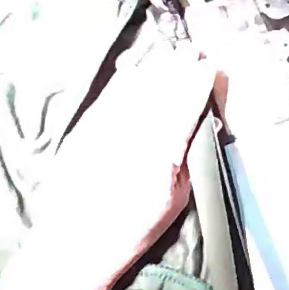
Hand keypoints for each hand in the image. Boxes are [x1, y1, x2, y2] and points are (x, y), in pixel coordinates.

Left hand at [29, 50, 218, 288]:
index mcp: (163, 150)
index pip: (186, 104)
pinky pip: (110, 93)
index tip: (212, 66)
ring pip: (136, 84)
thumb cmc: (136, 226)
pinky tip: (136, 67)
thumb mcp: (178, 197)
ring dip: (156, 66)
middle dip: (180, 66)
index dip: (200, 81)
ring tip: (172, 53)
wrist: (76, 239)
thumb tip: (202, 124)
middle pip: (162, 87)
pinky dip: (126, 77)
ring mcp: (107, 124)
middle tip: (195, 50)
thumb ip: (188, 156)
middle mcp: (134, 130)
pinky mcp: (87, 126)